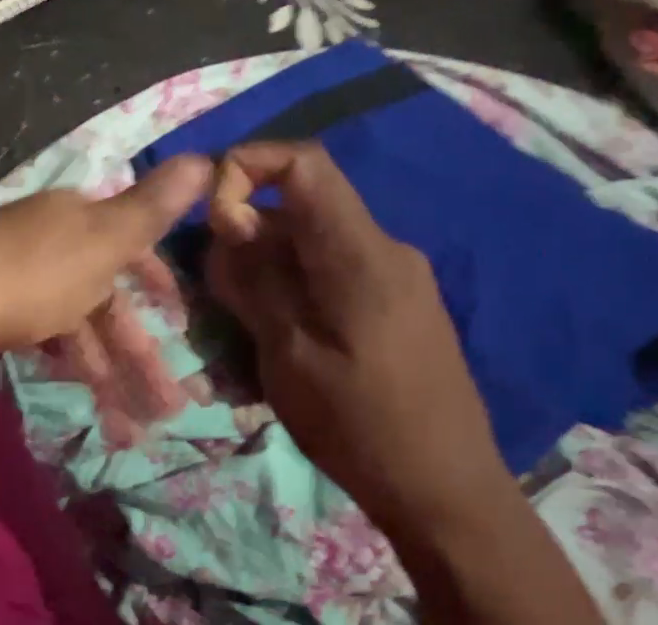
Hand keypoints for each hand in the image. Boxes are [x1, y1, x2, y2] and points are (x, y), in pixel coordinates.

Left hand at [0, 156, 211, 443]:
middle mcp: (45, 240)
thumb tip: (205, 157)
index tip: (184, 320)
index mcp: (73, 216)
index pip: (129, 241)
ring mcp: (15, 277)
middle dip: (141, 349)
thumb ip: (150, 209)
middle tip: (177, 406)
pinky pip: (44, 341)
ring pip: (77, 325)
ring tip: (139, 431)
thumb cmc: (26, 275)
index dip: (157, 280)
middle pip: (105, 294)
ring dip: (110, 373)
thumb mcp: (99, 241)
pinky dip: (70, 370)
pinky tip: (93, 407)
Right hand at [204, 142, 515, 532]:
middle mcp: (382, 249)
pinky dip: (283, 281)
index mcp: (361, 253)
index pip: (303, 163)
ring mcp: (391, 276)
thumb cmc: (359, 422)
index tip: (211, 216)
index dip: (245, 166)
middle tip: (217, 286)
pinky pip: (321, 265)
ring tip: (239, 317)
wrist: (447, 495)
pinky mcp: (389, 301)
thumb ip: (255, 274)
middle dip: (240, 230)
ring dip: (258, 262)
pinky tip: (270, 329)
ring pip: (302, 237)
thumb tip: (227, 214)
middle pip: (294, 203)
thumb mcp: (287, 350)